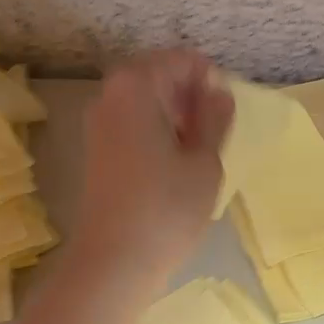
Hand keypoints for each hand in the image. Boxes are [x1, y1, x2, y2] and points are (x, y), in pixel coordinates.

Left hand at [68, 49, 233, 287]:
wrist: (115, 262)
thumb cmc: (167, 210)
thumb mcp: (204, 163)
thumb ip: (214, 120)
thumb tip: (219, 93)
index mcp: (136, 84)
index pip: (182, 61)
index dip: (210, 82)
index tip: (227, 116)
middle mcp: (109, 94)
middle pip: (159, 78)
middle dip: (190, 99)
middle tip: (215, 136)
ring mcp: (98, 124)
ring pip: (145, 105)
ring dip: (174, 119)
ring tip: (198, 156)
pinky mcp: (96, 153)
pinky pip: (133, 127)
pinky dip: (156, 136)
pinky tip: (174, 170)